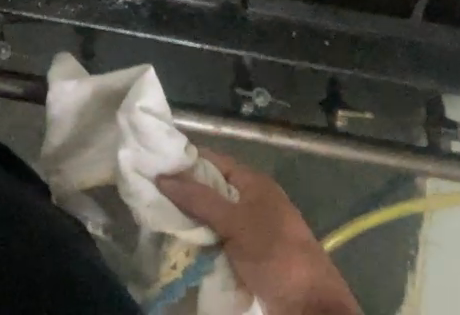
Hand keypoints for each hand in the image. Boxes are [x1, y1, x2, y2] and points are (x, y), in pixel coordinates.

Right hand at [156, 148, 360, 314]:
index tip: (152, 164)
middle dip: (181, 191)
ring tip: (155, 213)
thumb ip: (199, 198)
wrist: (311, 310)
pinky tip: (175, 237)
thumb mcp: (236, 224)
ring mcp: (249, 228)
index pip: (211, 160)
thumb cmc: (277, 256)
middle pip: (208, 187)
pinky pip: (214, 236)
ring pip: (209, 214)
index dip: (183, 160)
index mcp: (254, 184)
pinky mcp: (245, 252)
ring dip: (187, 217)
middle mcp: (251, 200)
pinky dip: (197, 237)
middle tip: (148, 191)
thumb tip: (160, 176)